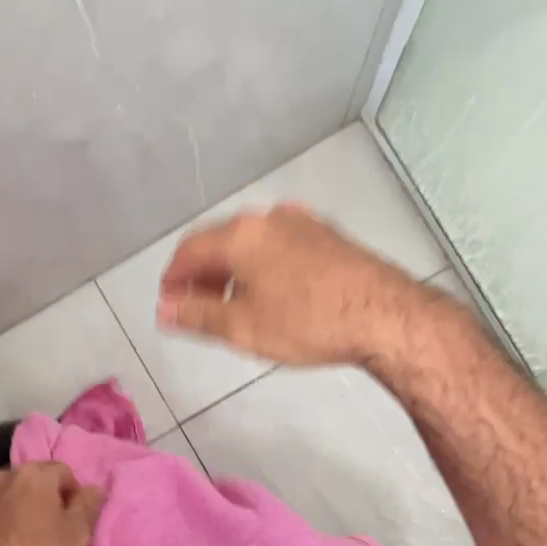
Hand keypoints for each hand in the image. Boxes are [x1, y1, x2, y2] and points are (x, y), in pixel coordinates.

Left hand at [0, 461, 104, 545]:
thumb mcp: (76, 533)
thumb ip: (89, 506)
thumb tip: (96, 489)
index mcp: (35, 473)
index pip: (64, 471)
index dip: (74, 493)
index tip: (74, 519)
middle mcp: (5, 474)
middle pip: (35, 480)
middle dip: (47, 498)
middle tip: (54, 528)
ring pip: (12, 494)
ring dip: (22, 507)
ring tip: (28, 537)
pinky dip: (3, 520)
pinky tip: (6, 543)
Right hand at [155, 203, 441, 367]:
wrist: (382, 314)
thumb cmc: (306, 322)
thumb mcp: (242, 327)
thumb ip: (197, 315)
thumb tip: (164, 308)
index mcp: (240, 234)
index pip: (189, 249)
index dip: (173, 278)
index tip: (168, 304)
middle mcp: (268, 218)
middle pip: (220, 243)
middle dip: (203, 276)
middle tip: (197, 310)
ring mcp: (302, 223)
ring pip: (252, 245)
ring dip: (233, 273)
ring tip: (232, 307)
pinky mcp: (328, 236)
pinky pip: (279, 248)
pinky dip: (262, 268)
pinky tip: (271, 294)